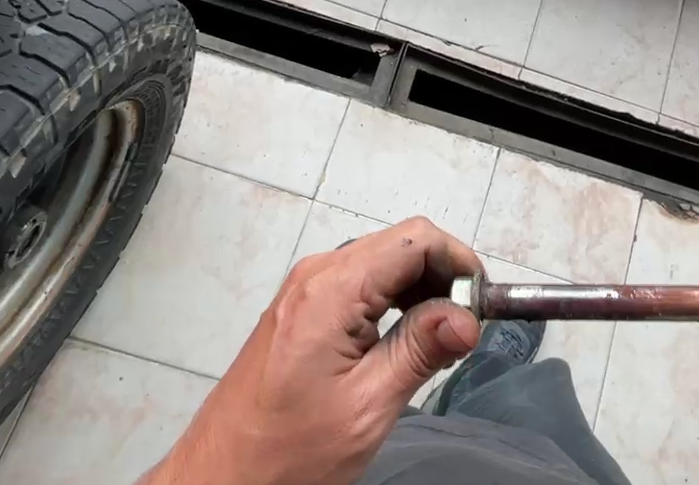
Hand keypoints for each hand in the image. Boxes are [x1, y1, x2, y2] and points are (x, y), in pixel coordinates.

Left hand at [145, 216, 482, 484]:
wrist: (216, 481)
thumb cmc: (289, 453)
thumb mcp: (367, 407)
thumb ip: (420, 350)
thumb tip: (470, 317)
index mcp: (334, 287)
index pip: (415, 238)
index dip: (458, 261)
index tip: (482, 303)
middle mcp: (319, 271)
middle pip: (401, 243)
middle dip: (442, 274)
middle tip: (465, 327)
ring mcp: (307, 286)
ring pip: (383, 259)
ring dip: (420, 287)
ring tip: (440, 337)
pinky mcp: (303, 305)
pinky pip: (361, 280)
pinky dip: (393, 297)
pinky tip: (405, 336)